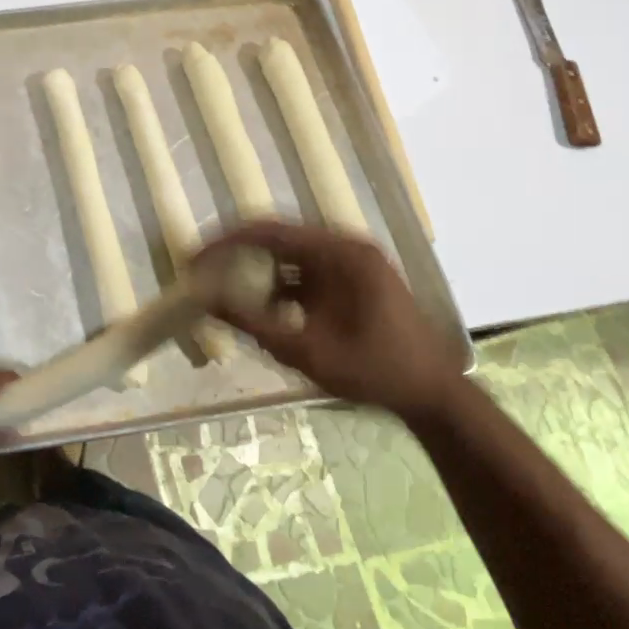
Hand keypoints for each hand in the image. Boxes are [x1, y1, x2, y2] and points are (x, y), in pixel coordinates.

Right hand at [192, 221, 460, 418]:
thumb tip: (203, 297)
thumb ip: (251, 322)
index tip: (192, 260)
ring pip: (287, 256)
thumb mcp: (305, 351)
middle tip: (202, 277)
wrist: (436, 398)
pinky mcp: (353, 280)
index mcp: (340, 253)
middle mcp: (346, 246)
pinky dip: (279, 288)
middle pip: (275, 239)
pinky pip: (304, 272)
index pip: (267, 231)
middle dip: (235, 258)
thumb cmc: (375, 373)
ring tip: (228, 298)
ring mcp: (352, 262)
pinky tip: (265, 314)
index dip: (224, 243)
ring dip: (256, 275)